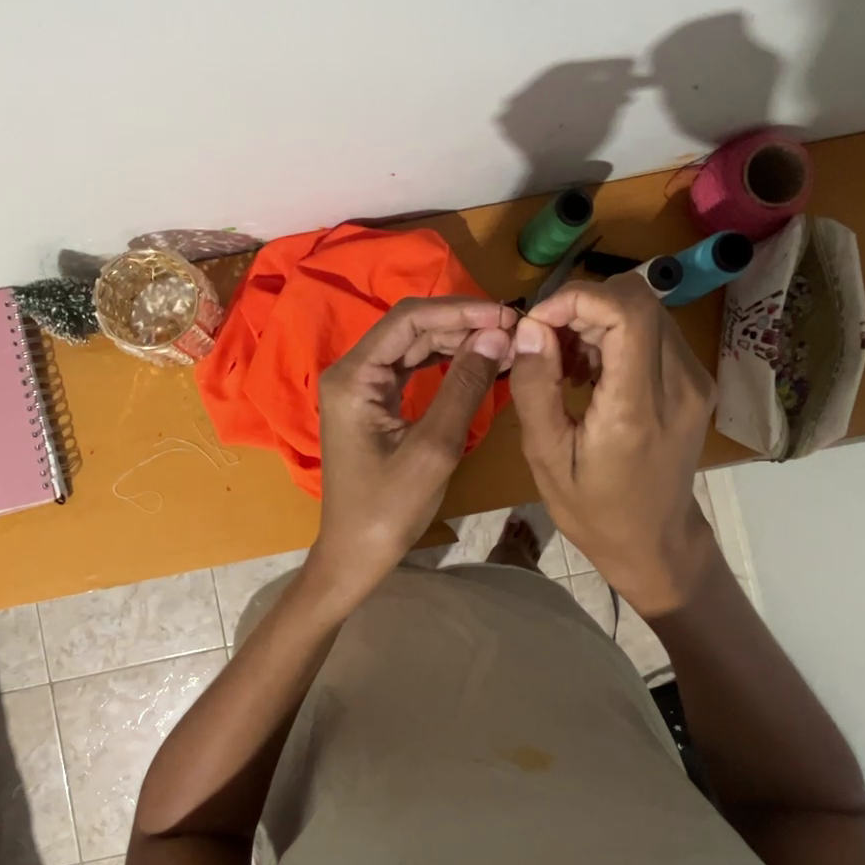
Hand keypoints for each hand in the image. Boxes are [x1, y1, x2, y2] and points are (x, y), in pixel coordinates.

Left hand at [310, 297, 516, 597]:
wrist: (356, 554)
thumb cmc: (388, 509)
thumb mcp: (433, 448)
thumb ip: (464, 388)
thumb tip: (498, 336)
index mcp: (353, 377)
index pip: (408, 320)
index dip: (460, 310)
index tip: (507, 314)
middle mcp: (351, 372)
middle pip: (410, 328)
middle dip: (461, 323)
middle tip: (514, 329)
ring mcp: (360, 388)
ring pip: (412, 347)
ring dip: (456, 341)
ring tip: (503, 342)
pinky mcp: (372, 404)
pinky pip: (411, 370)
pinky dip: (444, 363)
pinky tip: (478, 361)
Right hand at [508, 277, 715, 615]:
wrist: (654, 540)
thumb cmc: (592, 509)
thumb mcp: (545, 457)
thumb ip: (536, 388)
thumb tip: (529, 328)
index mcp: (636, 408)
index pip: (626, 314)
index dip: (577, 298)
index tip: (536, 322)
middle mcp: (678, 385)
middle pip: (638, 301)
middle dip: (582, 305)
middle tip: (544, 341)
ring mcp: (694, 381)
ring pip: (646, 311)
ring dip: (597, 319)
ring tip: (563, 361)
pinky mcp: (695, 381)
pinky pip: (653, 332)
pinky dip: (615, 334)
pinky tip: (589, 370)